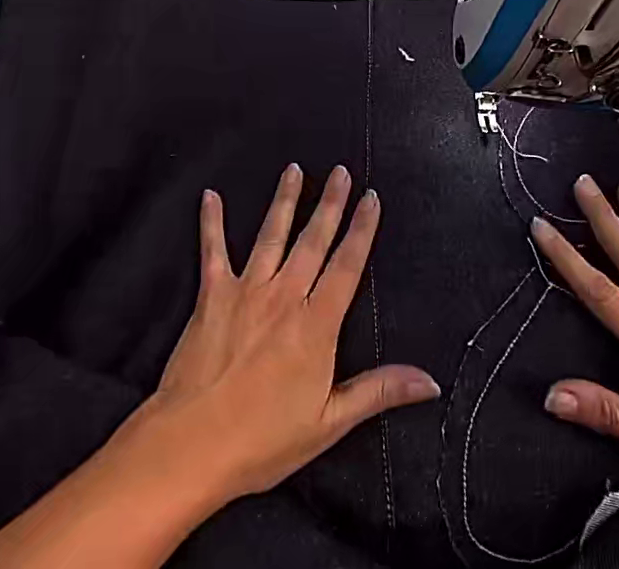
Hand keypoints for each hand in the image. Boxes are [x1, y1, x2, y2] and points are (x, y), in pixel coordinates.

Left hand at [0, 165, 437, 568]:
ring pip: (271, 236)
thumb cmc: (262, 439)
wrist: (186, 448)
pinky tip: (210, 196)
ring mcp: (246, 292)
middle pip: (314, 240)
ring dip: (285, 201)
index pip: (347, 264)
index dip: (362, 229)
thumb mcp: (329, 422)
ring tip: (295, 169)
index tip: (372, 197)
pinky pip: (212, 253)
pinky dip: (210, 224)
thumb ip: (380, 391)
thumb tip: (432, 381)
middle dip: (331, 203)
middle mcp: (285, 296)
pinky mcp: (211, 298)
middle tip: (341, 171)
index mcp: (316, 323)